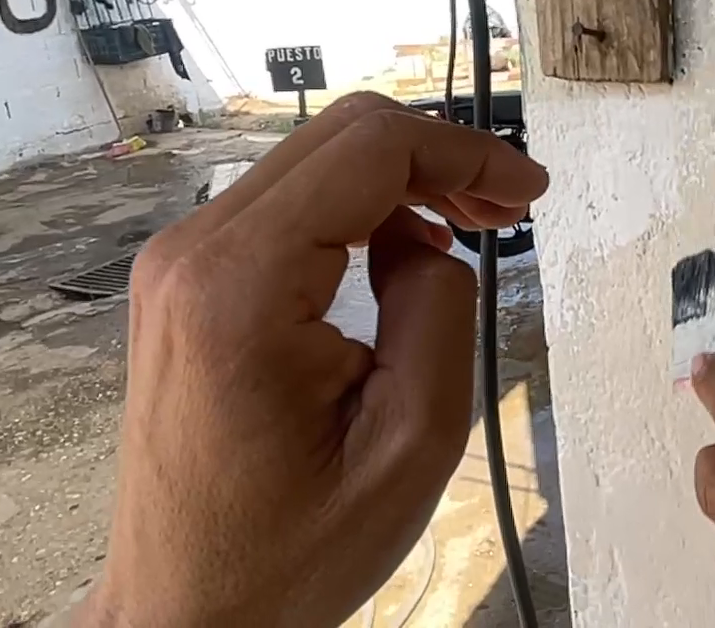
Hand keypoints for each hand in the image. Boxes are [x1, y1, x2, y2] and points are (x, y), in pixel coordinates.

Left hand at [79, 93, 547, 627]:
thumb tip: (428, 242)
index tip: (529, 188)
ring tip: (476, 221)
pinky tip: (411, 246)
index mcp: (240, 285)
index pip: (371, 151)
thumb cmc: (294, 550)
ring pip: (327, 156)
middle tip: (510, 204)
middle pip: (346, 135)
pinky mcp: (197, 274)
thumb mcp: (412, 440)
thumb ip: (439, 308)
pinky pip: (302, 197)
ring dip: (413, 176)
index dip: (465, 153)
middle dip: (444, 156)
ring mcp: (186, 257)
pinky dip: (373, 202)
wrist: (185, 615)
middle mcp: (197, 249)